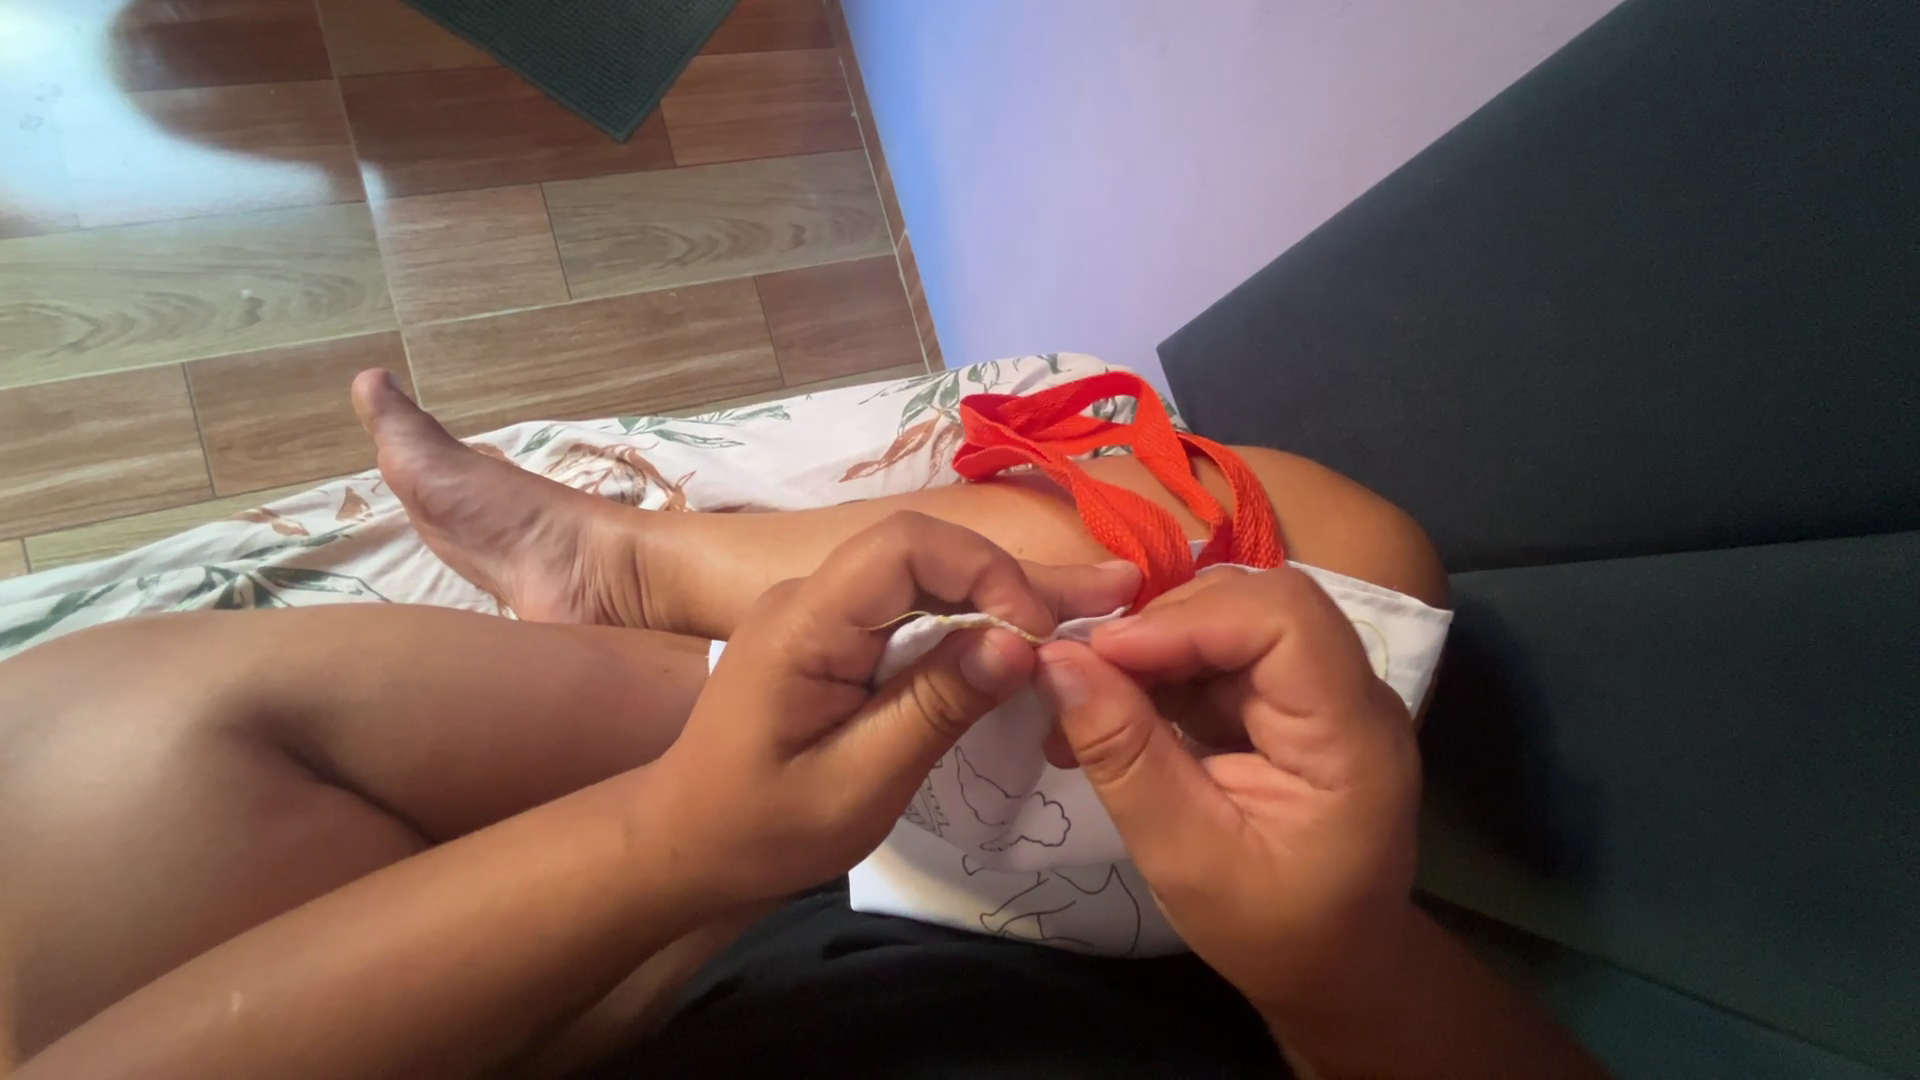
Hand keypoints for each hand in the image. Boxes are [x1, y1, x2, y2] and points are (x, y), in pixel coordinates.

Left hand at [656, 512, 1137, 903]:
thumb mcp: (857, 784)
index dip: (984, 571)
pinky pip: (917, 608)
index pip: (905, 545)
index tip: (1035, 636)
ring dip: (1008, 593)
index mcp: (805, 622)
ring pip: (932, 576)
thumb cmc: (763, 827)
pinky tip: (1031, 631)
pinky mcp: (842, 631)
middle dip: (1017, 577)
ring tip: (1095, 602)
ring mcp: (827, 608)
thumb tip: (1021, 644)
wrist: (689, 840)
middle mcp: (815, 594)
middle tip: (1110, 594)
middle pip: (928, 552)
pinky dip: (978, 620)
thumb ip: (935, 707)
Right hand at [1034, 567, 1420, 1013]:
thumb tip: (1055, 662)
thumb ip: (1123, 756)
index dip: (1189, 620)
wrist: (1327, 964)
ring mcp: (1314, 689)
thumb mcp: (1183, 857)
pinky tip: (1108, 707)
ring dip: (1146, 647)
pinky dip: (1152, 669)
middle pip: (1253, 603)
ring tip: (1084, 696)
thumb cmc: (1270, 929)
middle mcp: (1345, 692)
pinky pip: (1210, 651)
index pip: (1285, 620)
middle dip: (1158, 627)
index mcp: (1351, 738)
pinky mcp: (1280, 696)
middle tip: (1084, 673)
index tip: (1103, 653)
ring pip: (1224, 617)